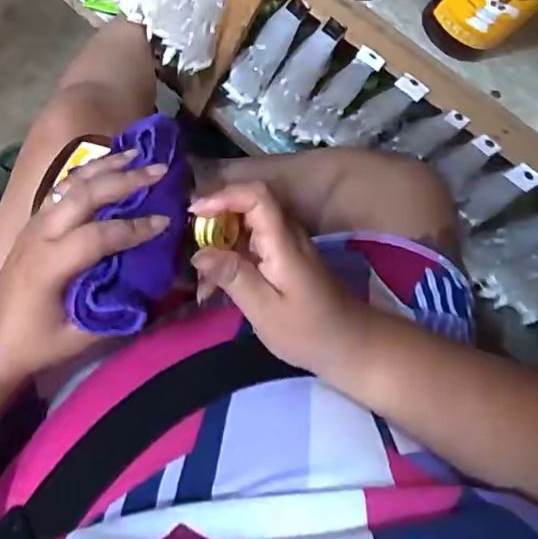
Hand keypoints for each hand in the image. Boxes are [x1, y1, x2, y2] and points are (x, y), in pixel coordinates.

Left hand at [0, 149, 172, 387]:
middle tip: (159, 170)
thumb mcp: (77, 338)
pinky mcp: (35, 219)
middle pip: (86, 194)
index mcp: (49, 264)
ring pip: (74, 183)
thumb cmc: (33, 344)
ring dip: (107, 166)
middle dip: (126, 180)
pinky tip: (110, 163)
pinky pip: (65, 186)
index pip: (98, 235)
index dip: (134, 228)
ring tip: (138, 153)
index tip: (165, 221)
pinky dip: (90, 171)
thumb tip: (154, 284)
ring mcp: (36, 222)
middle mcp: (41, 234)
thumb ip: (115, 309)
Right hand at [188, 182, 370, 377]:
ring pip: (246, 220)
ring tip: (196, 262)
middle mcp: (285, 231)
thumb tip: (198, 252)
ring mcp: (285, 240)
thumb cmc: (309, 331)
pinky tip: (215, 276)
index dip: (223, 196)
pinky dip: (229, 249)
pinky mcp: (282, 253)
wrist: (351, 343)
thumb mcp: (265, 311)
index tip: (194, 213)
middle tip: (186, 239)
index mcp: (283, 240)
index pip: (255, 195)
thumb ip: (233, 277)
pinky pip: (251, 238)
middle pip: (247, 202)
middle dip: (213, 214)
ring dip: (219, 233)